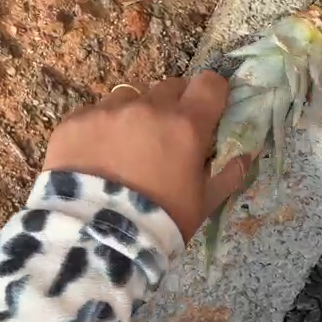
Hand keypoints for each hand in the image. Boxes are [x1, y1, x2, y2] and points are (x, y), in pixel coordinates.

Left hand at [42, 73, 251, 239]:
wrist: (94, 238)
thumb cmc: (160, 221)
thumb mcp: (203, 204)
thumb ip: (228, 175)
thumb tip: (246, 156)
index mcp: (186, 125)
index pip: (210, 83)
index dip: (212, 94)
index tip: (208, 111)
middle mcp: (149, 108)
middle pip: (170, 87)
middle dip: (174, 106)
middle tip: (168, 136)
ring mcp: (108, 111)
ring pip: (131, 96)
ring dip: (136, 113)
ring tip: (127, 146)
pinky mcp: (75, 121)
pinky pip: (95, 113)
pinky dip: (101, 128)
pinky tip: (97, 157)